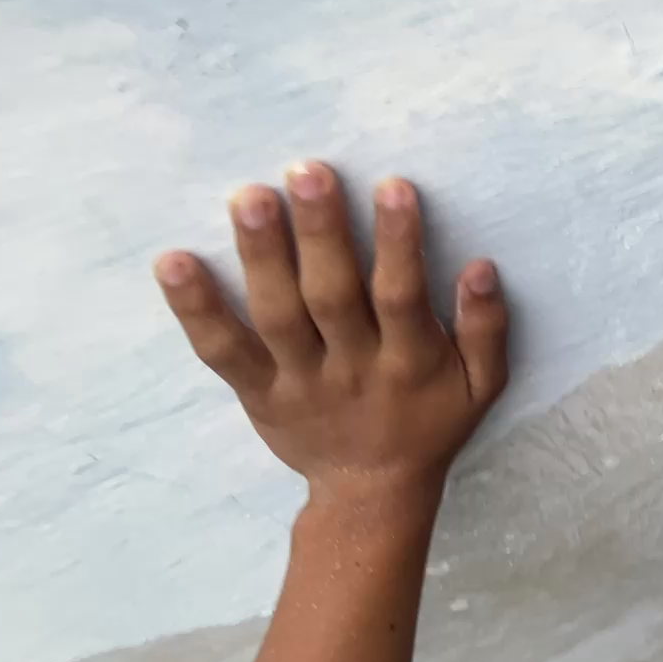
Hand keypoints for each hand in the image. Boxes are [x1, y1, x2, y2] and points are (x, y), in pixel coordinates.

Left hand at [154, 161, 509, 507]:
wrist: (371, 490)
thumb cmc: (436, 422)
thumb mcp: (487, 382)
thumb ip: (487, 327)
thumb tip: (480, 266)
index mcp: (409, 361)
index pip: (402, 292)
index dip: (397, 240)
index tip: (392, 185)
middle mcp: (351, 366)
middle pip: (329, 295)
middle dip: (320, 231)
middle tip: (308, 171)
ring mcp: (297, 380)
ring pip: (274, 314)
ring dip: (260, 254)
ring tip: (250, 196)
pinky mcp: (255, 392)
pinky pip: (221, 350)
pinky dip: (195, 308)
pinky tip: (175, 262)